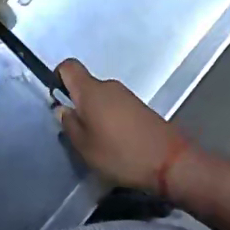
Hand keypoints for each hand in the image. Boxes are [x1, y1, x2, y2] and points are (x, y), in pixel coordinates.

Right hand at [54, 59, 189, 192]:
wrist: (171, 163)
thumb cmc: (121, 153)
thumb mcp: (85, 146)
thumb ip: (69, 124)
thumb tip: (63, 109)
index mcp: (90, 90)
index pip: (69, 66)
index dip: (59, 77)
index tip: (58, 100)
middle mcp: (108, 86)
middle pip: (85, 86)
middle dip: (78, 104)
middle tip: (78, 132)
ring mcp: (127, 96)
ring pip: (101, 98)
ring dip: (96, 115)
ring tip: (99, 143)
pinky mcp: (141, 108)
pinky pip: (117, 107)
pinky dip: (112, 120)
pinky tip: (117, 144)